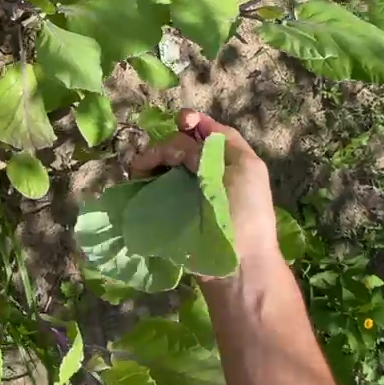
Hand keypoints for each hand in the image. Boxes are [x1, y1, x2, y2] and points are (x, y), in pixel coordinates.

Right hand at [129, 109, 279, 266]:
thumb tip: (184, 131)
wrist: (236, 263)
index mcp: (223, 158)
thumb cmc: (246, 213)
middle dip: (165, 146)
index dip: (189, 121)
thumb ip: (219, 140)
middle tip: (155, 160)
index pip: (201, 129)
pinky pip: (153, 182)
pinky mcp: (170, 206)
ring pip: (161, 161)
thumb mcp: (246, 168)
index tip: (180, 122)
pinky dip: (143, 175)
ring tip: (139, 172)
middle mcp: (202, 168)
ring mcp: (185, 188)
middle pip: (177, 143)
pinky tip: (136, 179)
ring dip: (149, 160)